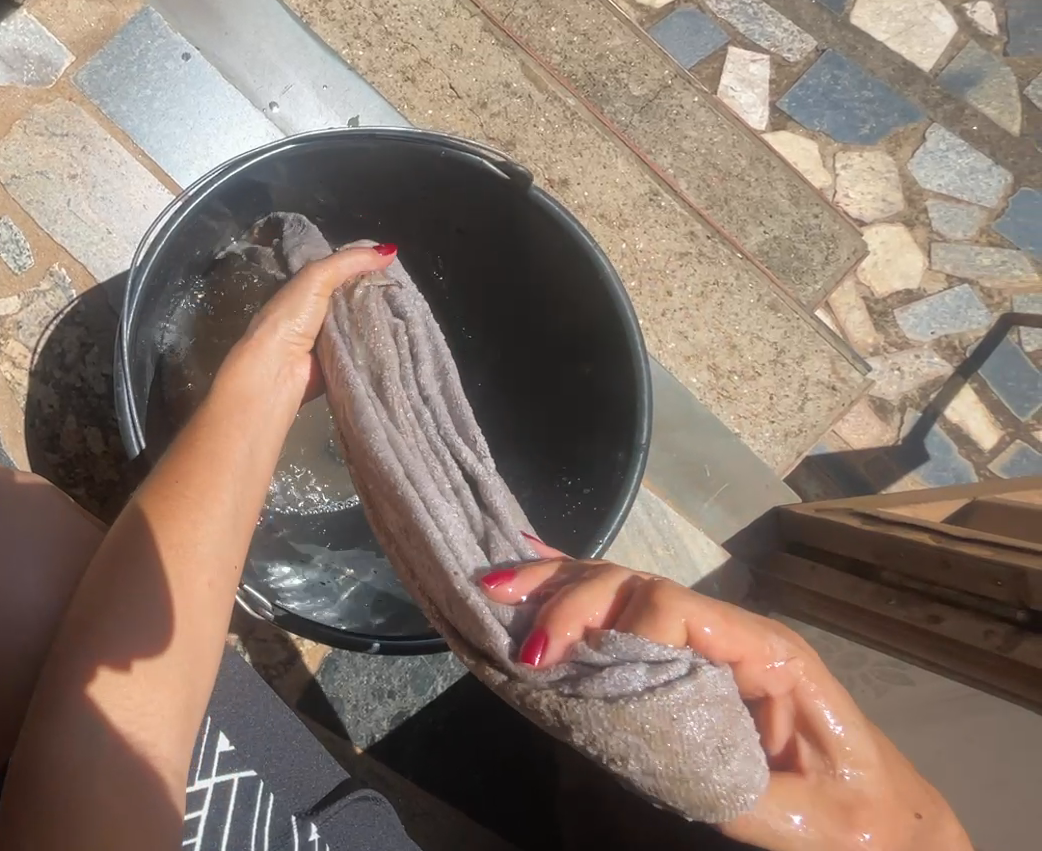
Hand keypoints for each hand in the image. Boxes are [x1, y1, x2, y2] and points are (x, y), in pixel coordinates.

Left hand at [217, 243, 394, 407]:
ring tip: (409, 313)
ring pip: (361, 324)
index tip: (394, 265)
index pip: (340, 273)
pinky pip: (362, 349)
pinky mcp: (337, 362)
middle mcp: (314, 313)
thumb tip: (389, 250)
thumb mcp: (316, 278)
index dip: (364, 267)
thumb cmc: (290, 318)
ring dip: (380, 321)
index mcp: (304, 290)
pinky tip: (397, 338)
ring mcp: (326, 339)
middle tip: (406, 293)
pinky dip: (377, 345)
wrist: (276, 369)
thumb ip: (348, 261)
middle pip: (353, 299)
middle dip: (377, 296)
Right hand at [478, 544, 970, 850]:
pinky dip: (561, 579)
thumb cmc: (858, 823)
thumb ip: (723, 779)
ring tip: (492, 587)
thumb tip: (618, 730)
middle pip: (630, 582)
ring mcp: (695, 628)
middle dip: (567, 600)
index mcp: (764, 651)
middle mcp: (723, 624)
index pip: (672, 605)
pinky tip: (522, 557)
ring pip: (611, 581)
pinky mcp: (673, 642)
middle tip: (522, 640)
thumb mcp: (806, 820)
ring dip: (548, 582)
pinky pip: (611, 599)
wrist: (890, 822)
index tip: (572, 665)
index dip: (614, 624)